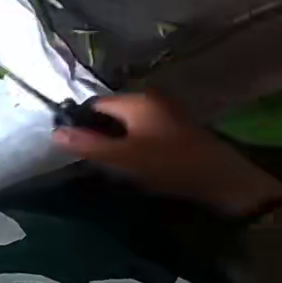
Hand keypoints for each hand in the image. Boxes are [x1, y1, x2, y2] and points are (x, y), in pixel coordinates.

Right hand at [52, 91, 281, 217]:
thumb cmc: (169, 165)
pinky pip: (144, 131)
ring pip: (127, 124)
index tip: (75, 146)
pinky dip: (134, 144)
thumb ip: (86, 144)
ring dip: (117, 141)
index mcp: (137, 100)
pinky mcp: (178, 129)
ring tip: (113, 164)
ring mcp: (168, 113)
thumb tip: (55, 133)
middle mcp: (152, 99)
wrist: (226, 183)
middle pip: (111, 112)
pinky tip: (135, 163)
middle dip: (99, 133)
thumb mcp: (122, 158)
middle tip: (93, 158)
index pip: (94, 104)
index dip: (80, 122)